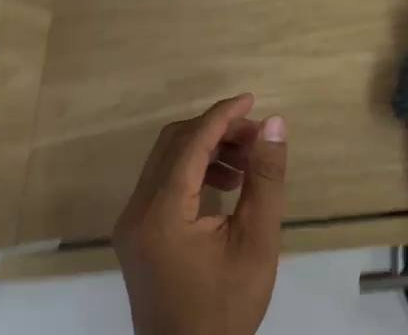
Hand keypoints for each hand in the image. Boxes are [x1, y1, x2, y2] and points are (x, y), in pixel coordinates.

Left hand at [113, 94, 288, 334]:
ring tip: (248, 163)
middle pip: (173, 144)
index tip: (254, 100)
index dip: (223, 115)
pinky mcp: (137, 236)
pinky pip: (162, 183)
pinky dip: (194, 171)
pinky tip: (227, 185)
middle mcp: (136, 211)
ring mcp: (132, 225)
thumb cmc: (226, 305)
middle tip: (257, 137)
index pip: (191, 142)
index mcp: (162, 213)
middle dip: (217, 130)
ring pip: (166, 161)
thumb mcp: (256, 241)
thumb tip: (275, 123)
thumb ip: (265, 179)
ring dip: (206, 149)